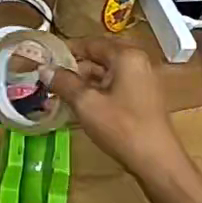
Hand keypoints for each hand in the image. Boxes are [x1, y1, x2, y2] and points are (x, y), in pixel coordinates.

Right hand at [46, 39, 186, 179]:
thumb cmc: (121, 127)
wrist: (156, 159)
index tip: (45, 58)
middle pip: (101, 56)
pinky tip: (82, 104)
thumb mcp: (87, 104)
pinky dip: (99, 90)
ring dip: (86, 80)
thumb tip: (44, 68)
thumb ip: (65, 82)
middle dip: (76, 66)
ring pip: (109, 72)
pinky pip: (117, 84)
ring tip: (61, 92)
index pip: (91, 43)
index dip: (67, 49)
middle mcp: (138, 61)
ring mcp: (144, 79)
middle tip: (51, 77)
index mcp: (127, 55)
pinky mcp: (144, 96)